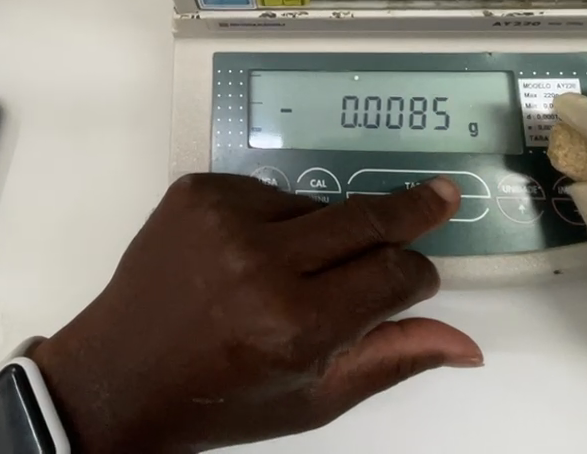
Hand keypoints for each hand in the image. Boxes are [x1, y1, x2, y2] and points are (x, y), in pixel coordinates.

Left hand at [29, 173, 480, 453]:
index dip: (417, 274)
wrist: (121, 371)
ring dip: (320, 232)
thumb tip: (465, 342)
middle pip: (361, 217)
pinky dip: (270, 217)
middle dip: (408, 209)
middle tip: (441, 193)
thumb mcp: (311, 398)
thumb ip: (390, 360)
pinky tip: (247, 252)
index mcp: (295, 323)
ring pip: (312, 205)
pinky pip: (264, 190)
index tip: (424, 272)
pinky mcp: (197, 188)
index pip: (391, 275)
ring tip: (289, 270)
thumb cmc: (221, 398)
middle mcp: (261, 259)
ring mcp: (224, 214)